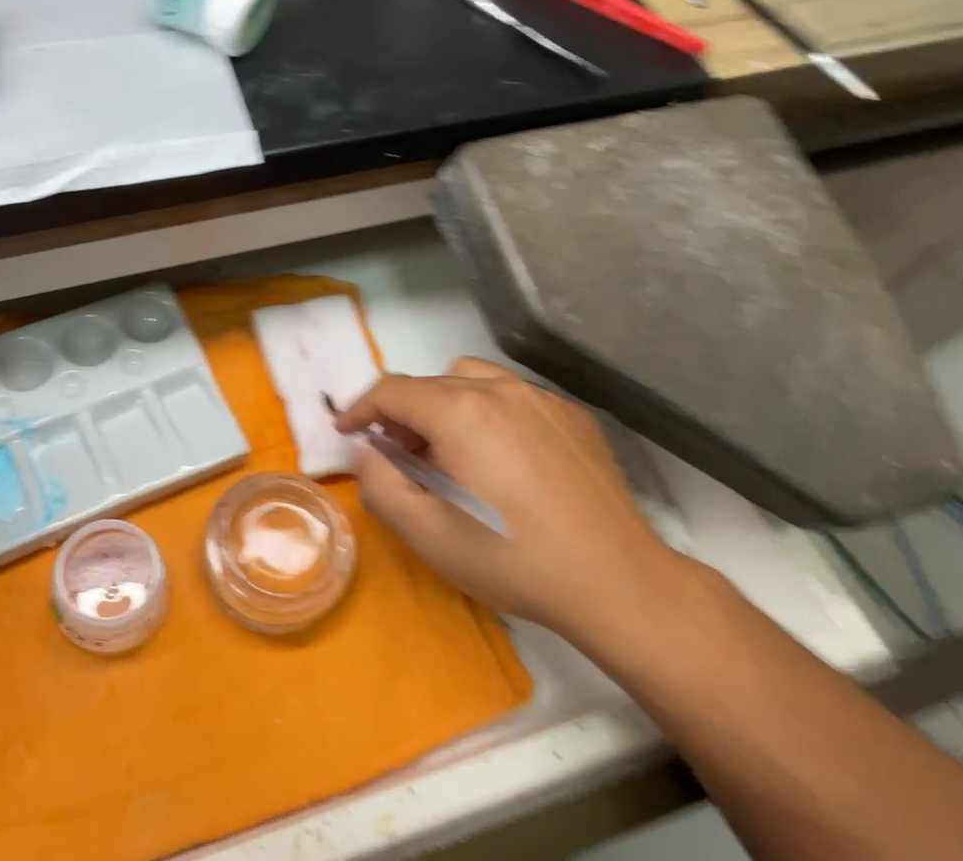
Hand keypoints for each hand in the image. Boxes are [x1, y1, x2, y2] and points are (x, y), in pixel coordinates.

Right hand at [335, 358, 680, 633]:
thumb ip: (379, 483)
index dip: (360, 409)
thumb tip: (364, 450)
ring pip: (476, 381)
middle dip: (404, 413)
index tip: (347, 433)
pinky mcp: (575, 418)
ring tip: (451, 454)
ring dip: (447, 407)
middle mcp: (502, 391)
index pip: (392, 390)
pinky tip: (503, 463)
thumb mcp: (426, 533)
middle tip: (400, 458)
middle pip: (433, 383)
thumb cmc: (511, 560)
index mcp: (461, 413)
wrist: (615, 581)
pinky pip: (516, 399)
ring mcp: (544, 400)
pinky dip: (491, 415)